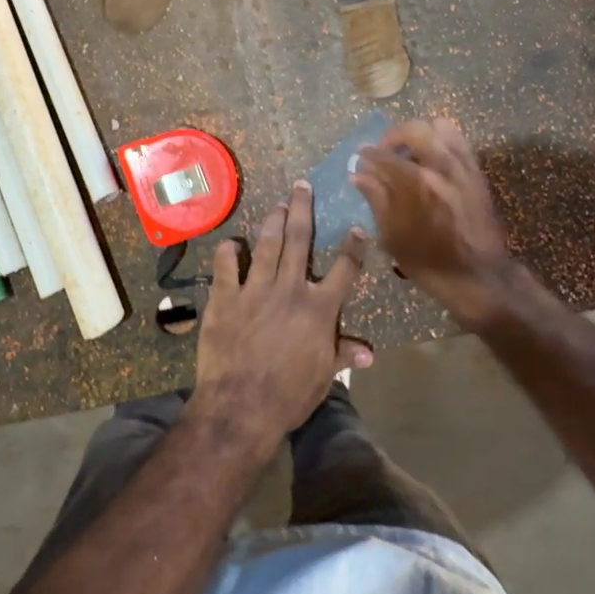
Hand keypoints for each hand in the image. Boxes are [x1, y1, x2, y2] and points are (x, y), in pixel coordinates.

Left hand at [190, 181, 371, 452]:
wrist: (240, 408)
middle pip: (300, 240)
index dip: (353, 246)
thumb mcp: (324, 377)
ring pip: (266, 245)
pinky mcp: (225, 298)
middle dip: (302, 209)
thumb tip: (369, 353)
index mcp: (320, 309)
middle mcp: (290, 289)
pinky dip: (228, 251)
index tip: (357, 228)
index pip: (344, 269)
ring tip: (276, 204)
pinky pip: (226, 266)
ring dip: (272, 221)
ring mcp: (255, 290)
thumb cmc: (289, 396)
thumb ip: (343, 355)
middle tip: (301, 186)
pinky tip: (231, 243)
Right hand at [352, 119, 517, 329]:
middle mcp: (442, 166)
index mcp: (418, 184)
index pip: (385, 156)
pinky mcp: (477, 172)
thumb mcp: (393, 236)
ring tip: (410, 154)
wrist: (478, 276)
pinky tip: (432, 162)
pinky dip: (441, 142)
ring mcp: (463, 166)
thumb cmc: (430, 262)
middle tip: (384, 152)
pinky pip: (458, 141)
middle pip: (415, 129)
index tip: (359, 156)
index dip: (368, 154)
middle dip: (394, 136)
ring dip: (420, 135)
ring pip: (441, 128)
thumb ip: (377, 199)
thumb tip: (359, 174)